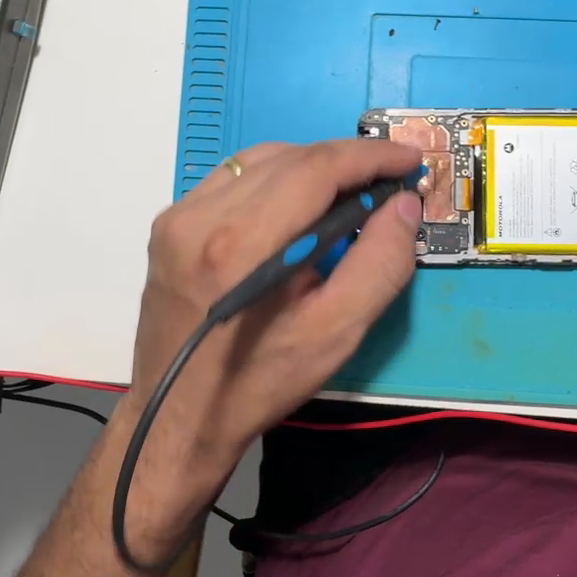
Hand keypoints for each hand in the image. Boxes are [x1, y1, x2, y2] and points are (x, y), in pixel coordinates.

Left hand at [114, 139, 423, 541]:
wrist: (176, 420)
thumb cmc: (259, 382)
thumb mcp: (335, 334)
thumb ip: (379, 264)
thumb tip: (404, 205)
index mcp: (239, 245)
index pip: (314, 169)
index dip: (368, 157)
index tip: (409, 158)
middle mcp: (199, 217)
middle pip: (288, 158)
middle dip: (345, 160)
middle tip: (388, 179)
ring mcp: (176, 217)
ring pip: (258, 160)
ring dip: (310, 165)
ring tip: (350, 190)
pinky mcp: (168, 225)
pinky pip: (231, 178)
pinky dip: (274, 178)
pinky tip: (297, 204)